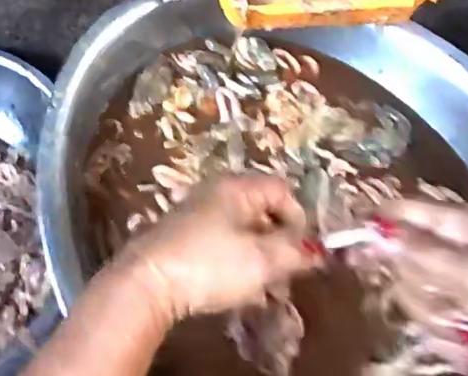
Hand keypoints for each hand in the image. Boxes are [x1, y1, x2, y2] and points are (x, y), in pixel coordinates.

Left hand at [112, 173, 322, 326]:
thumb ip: (293, 252)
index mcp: (239, 186)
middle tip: (283, 271)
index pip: (282, 189)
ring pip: (243, 224)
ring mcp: (199, 208)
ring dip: (258, 251)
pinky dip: (236, 255)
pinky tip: (233, 282)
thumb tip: (317, 250)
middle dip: (279, 238)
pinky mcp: (185, 231)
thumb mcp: (260, 260)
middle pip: (263, 206)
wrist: (150, 279)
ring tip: (261, 282)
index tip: (301, 252)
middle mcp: (219, 189)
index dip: (298, 218)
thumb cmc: (210, 263)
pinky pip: (223, 236)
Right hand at [362, 200, 467, 375]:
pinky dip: (446, 340)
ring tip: (466, 329)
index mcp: (465, 226)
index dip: (382, 218)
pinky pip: (430, 326)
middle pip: (406, 254)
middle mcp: (457, 252)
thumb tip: (376, 230)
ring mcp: (459, 292)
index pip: (411, 210)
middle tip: (440, 299)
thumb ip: (425, 253)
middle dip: (417, 282)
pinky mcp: (462, 329)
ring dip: (434, 315)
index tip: (352, 234)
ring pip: (415, 294)